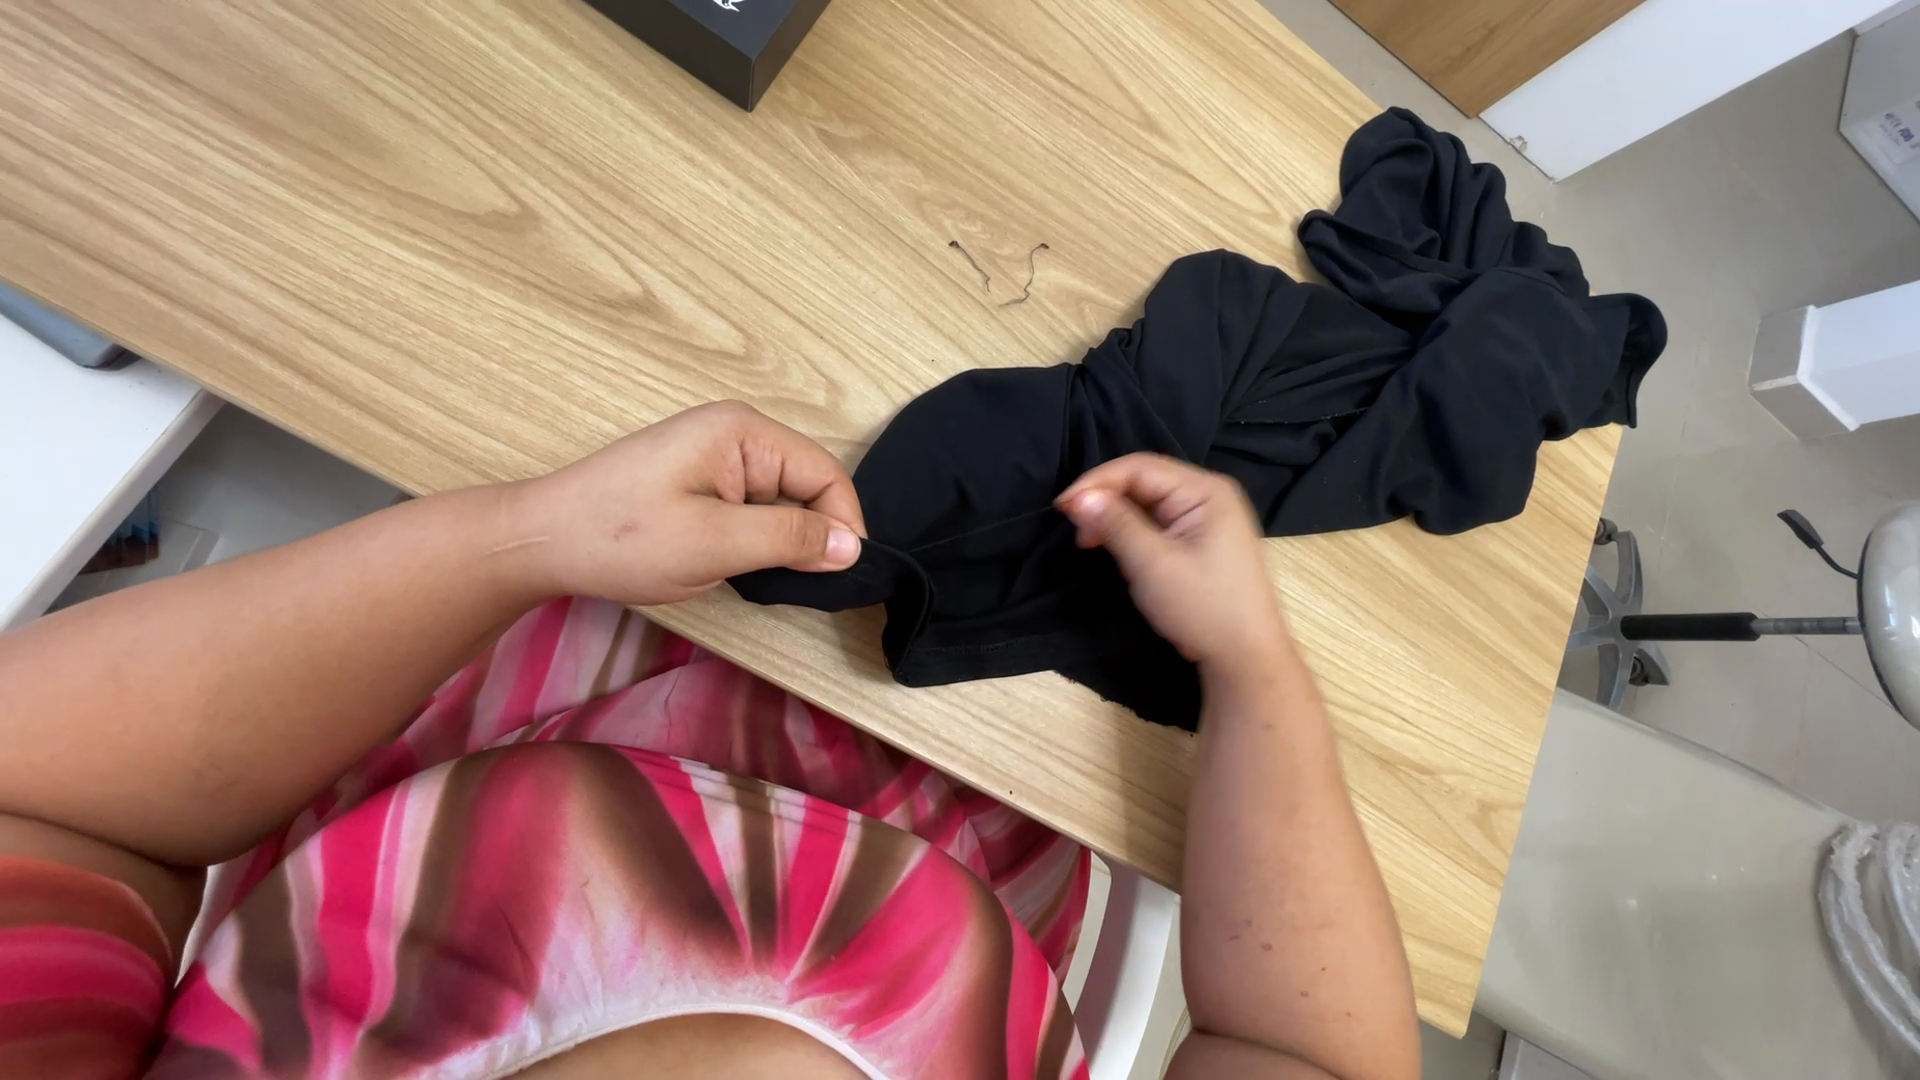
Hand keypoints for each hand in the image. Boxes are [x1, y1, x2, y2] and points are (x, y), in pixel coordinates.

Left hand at [505, 401, 864, 605]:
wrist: (541, 543)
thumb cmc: (623, 538)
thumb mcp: (716, 543)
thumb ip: (790, 538)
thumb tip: (853, 547)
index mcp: (744, 432)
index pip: (825, 473)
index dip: (842, 523)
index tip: (839, 574)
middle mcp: (738, 434)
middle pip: (808, 484)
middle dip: (811, 532)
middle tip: (799, 582)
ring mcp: (719, 456)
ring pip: (784, 500)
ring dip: (784, 538)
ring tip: (766, 574)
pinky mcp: (705, 480)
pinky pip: (757, 507)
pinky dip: (761, 538)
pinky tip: (742, 562)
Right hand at [1057, 454, 1288, 678]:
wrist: (1246, 657)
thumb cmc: (1203, 607)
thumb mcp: (1152, 564)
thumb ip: (1116, 524)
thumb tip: (1080, 497)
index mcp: (1206, 491)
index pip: (1140, 467)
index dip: (1097, 482)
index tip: (1062, 507)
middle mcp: (1209, 495)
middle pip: (1144, 481)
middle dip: (1105, 500)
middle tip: (1076, 529)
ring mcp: (1207, 519)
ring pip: (1148, 503)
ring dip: (1115, 517)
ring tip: (1090, 542)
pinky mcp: (1201, 540)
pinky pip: (1158, 522)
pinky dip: (1131, 532)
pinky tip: (1116, 550)